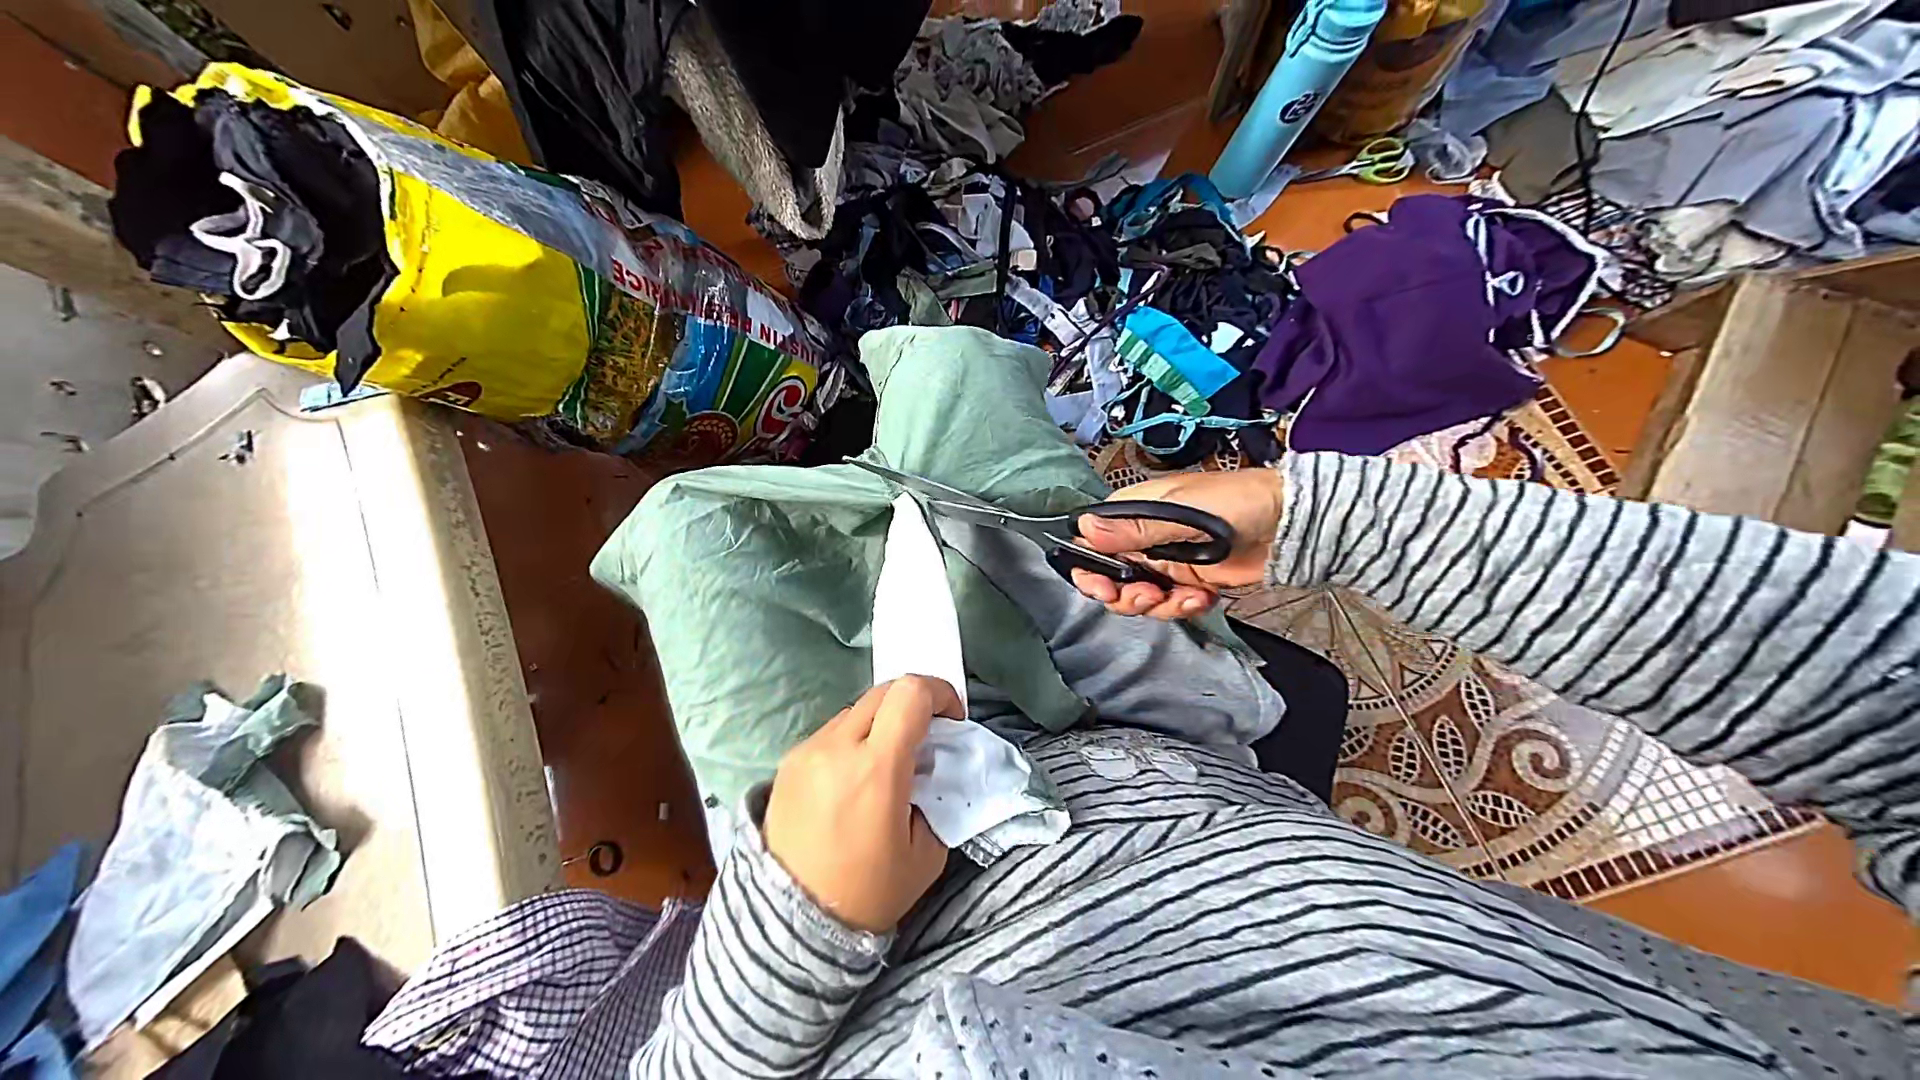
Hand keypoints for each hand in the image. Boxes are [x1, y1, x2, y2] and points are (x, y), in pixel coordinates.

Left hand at [763, 676, 957, 933]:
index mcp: (876, 769)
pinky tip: (853, 779)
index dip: (940, 694)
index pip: (911, 693)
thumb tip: (933, 764)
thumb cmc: (868, 894)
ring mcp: (807, 751)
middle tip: (925, 738)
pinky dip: (852, 741)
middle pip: (885, 690)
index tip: (950, 720)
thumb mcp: (926, 852)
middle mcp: (837, 748)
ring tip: (885, 764)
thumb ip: (937, 796)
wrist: (792, 925)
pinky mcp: (788, 761)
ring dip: (881, 723)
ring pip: (857, 709)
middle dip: (914, 703)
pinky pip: (832, 732)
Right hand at [1070, 467, 1284, 619]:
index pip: (1092, 543)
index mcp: (1134, 513)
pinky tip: (1202, 597)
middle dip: (1123, 595)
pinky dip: (1182, 607)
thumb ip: (1135, 528)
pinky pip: (1169, 604)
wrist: (1288, 524)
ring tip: (1182, 597)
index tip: (1103, 587)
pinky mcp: (1186, 581)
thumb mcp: (1183, 512)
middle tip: (1145, 596)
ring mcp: (1164, 562)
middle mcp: (1143, 539)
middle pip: (1110, 578)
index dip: (1091, 569)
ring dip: (1156, 605)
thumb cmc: (1238, 503)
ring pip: (1137, 596)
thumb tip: (1085, 529)